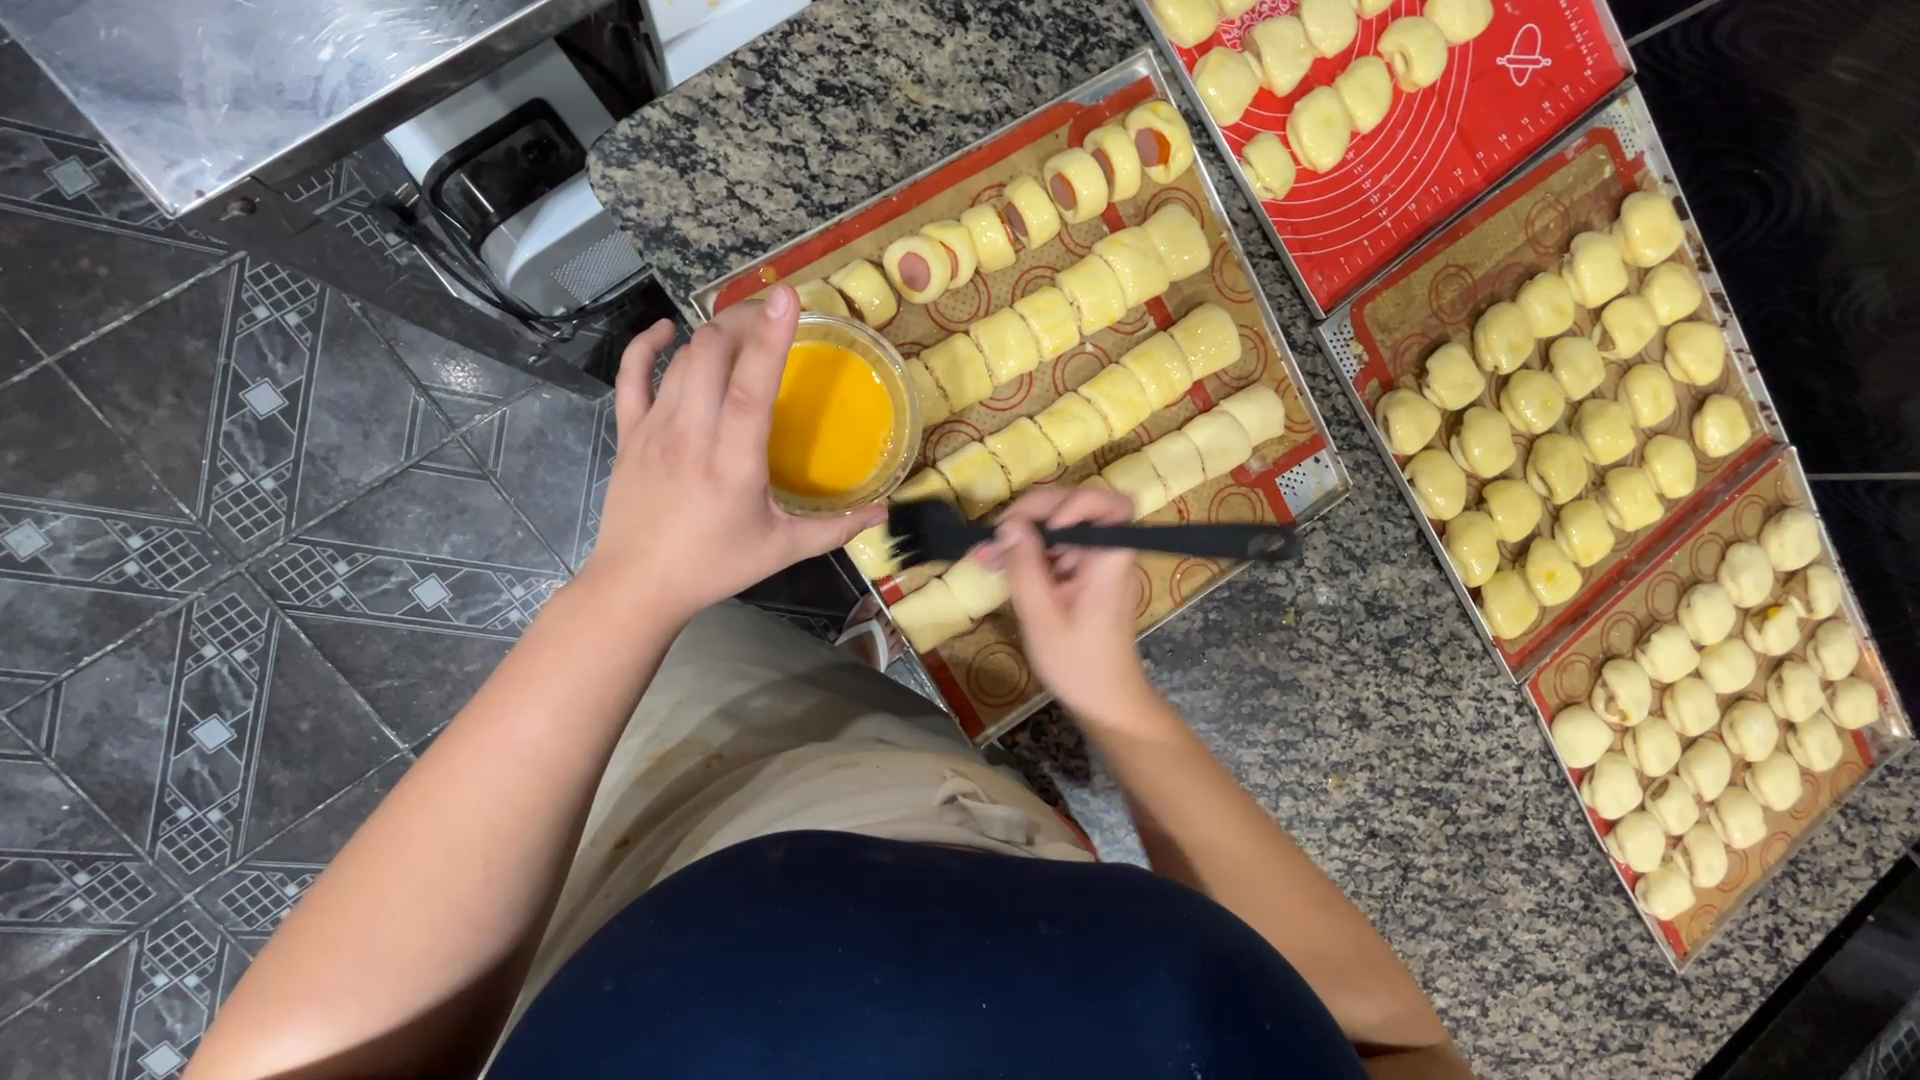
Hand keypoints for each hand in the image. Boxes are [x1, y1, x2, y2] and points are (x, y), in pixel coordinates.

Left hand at [582, 285, 883, 620]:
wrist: (638, 586)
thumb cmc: (714, 567)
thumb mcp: (782, 551)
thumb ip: (836, 529)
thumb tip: (883, 511)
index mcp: (733, 462)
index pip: (752, 388)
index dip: (771, 339)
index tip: (788, 297)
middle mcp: (691, 434)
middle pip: (712, 353)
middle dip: (743, 321)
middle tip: (773, 318)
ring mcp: (655, 429)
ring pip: (682, 358)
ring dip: (713, 334)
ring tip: (742, 330)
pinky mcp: (629, 433)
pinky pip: (631, 375)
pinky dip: (647, 346)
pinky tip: (666, 332)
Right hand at [978, 486, 1154, 718]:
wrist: (1104, 702)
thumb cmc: (1078, 665)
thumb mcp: (1041, 617)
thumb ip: (1025, 567)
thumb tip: (1009, 526)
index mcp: (1109, 559)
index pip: (1110, 505)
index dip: (1077, 502)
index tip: (1045, 526)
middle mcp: (1106, 554)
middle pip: (1076, 509)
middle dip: (1033, 515)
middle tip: (997, 534)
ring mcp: (1093, 565)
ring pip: (1059, 528)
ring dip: (1022, 535)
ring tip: (986, 553)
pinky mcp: (1080, 577)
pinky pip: (1053, 551)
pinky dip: (1026, 554)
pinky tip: (996, 564)